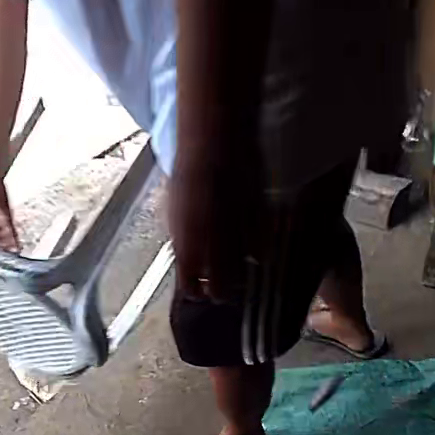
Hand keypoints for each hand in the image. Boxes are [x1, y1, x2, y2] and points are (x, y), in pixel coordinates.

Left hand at [166, 157, 261, 301]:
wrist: (215, 143)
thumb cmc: (189, 174)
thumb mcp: (173, 212)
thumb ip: (180, 241)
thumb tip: (185, 261)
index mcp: (186, 246)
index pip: (190, 288)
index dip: (195, 290)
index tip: (199, 289)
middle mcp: (212, 249)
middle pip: (220, 291)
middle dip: (220, 291)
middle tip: (221, 286)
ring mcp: (237, 239)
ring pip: (242, 274)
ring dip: (240, 274)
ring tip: (236, 265)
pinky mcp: (259, 227)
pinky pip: (261, 252)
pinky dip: (257, 253)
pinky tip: (252, 246)